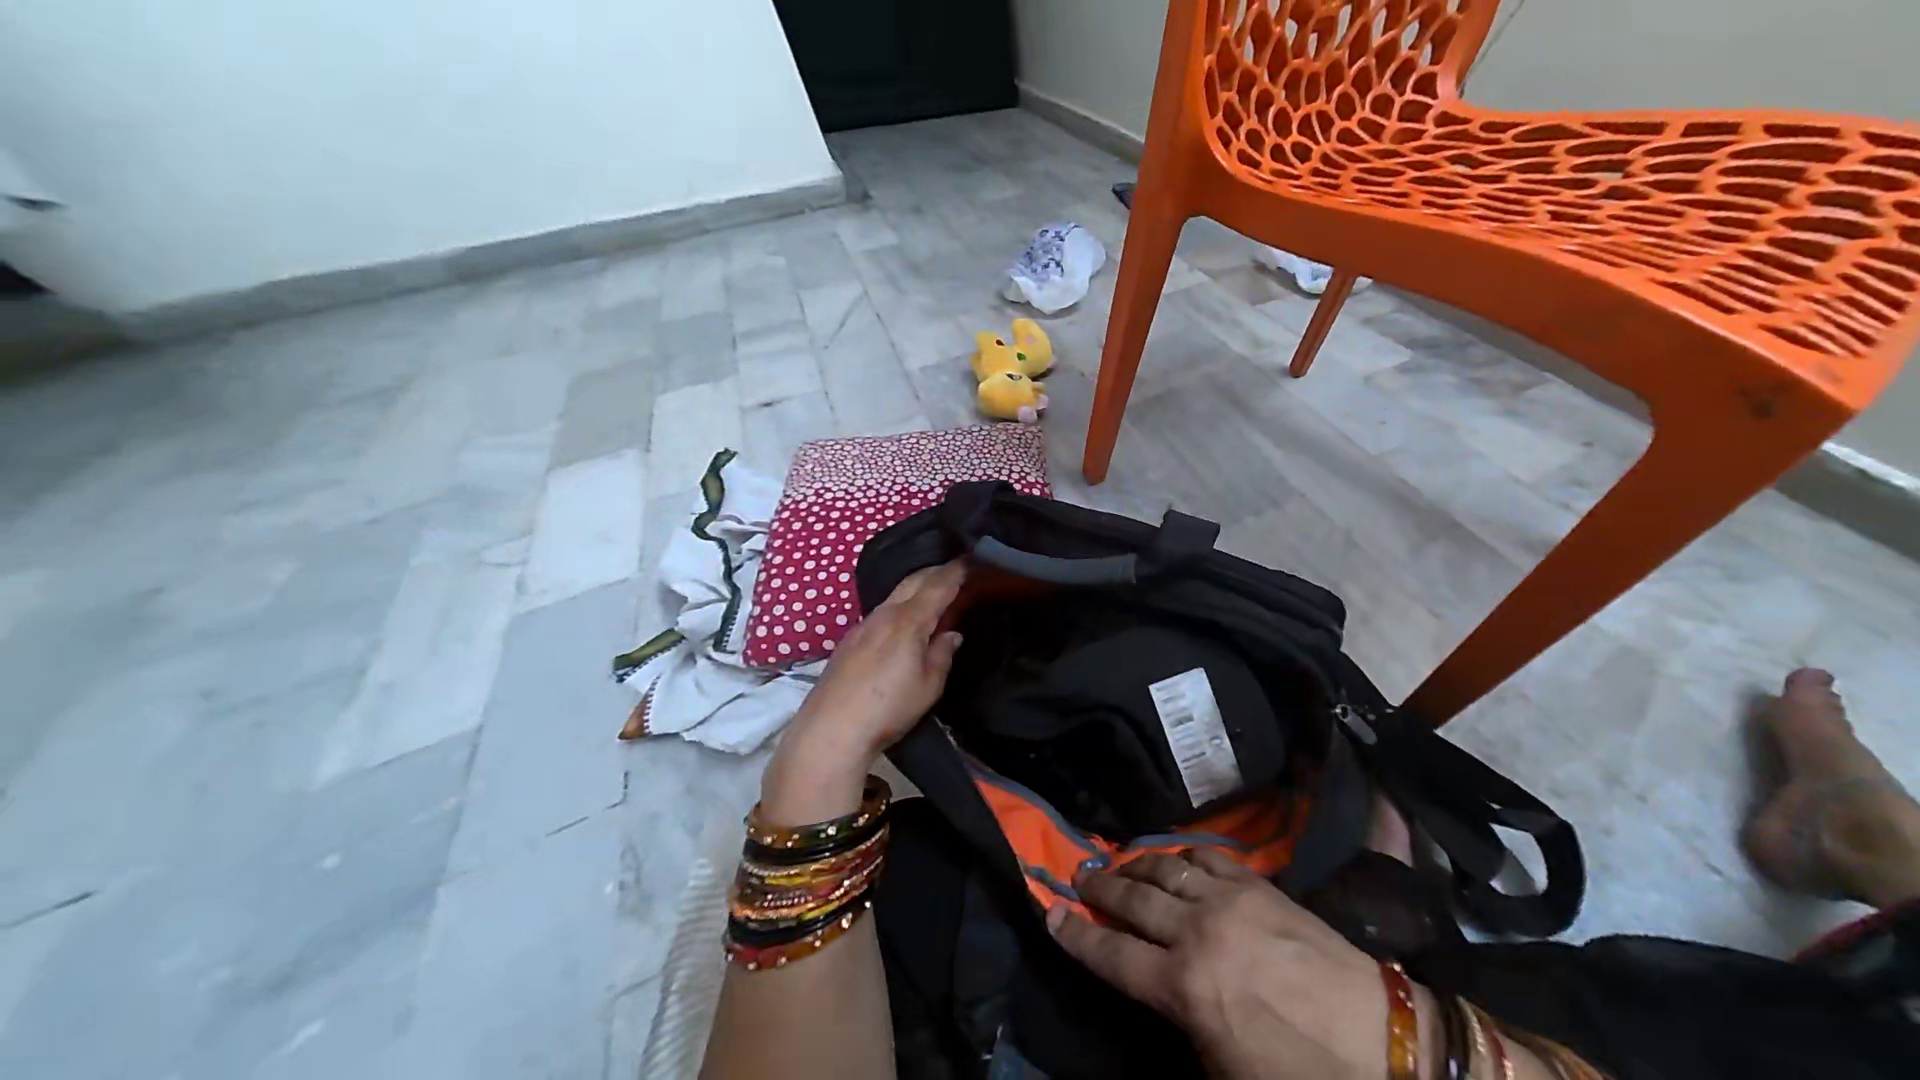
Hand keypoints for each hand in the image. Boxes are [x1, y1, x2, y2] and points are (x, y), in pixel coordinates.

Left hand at [758, 561, 966, 824]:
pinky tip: (904, 621)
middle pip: (913, 581)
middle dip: (936, 572)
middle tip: (957, 572)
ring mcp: (863, 625)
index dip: (956, 571)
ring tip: (934, 594)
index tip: (972, 561)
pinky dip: (900, 605)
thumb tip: (952, 634)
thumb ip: (942, 654)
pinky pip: (881, 611)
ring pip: (895, 595)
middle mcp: (884, 614)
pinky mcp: (849, 639)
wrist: (832, 728)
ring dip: (916, 588)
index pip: (937, 586)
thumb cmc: (888, 708)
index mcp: (908, 621)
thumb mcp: (928, 686)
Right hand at [1048, 850, 1431, 1079]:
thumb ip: (1179, 1023)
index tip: (1051, 915)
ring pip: (1165, 867)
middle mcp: (1197, 933)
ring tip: (1118, 862)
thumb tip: (1158, 988)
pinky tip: (1176, 858)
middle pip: (1131, 899)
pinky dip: (1184, 855)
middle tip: (1077, 876)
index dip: (1075, 934)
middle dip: (1098, 888)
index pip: (1110, 953)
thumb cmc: (1299, 1075)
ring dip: (1135, 864)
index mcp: (1183, 987)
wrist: (1385, 1047)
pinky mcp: (1260, 887)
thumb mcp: (1223, 1070)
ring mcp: (1229, 902)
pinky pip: (1209, 858)